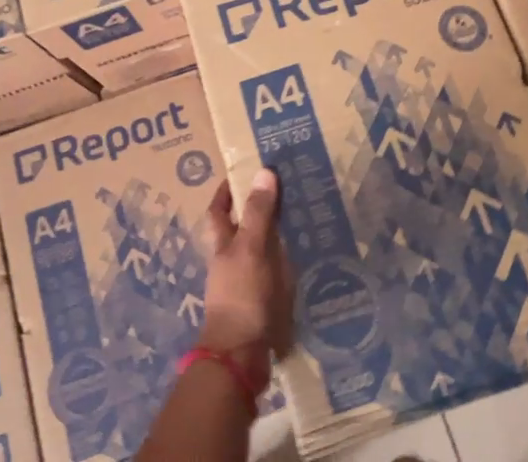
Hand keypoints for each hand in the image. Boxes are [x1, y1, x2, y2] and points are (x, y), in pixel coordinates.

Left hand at [200, 169, 293, 388]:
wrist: (241, 356)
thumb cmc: (241, 296)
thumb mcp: (251, 249)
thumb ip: (258, 214)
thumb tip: (263, 171)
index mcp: (223, 246)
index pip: (219, 210)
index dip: (226, 191)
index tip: (242, 172)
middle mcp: (231, 263)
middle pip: (241, 230)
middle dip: (258, 212)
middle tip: (287, 193)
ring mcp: (246, 285)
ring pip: (261, 253)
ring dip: (278, 239)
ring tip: (305, 222)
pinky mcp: (262, 305)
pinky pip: (276, 277)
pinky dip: (288, 266)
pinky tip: (308, 262)